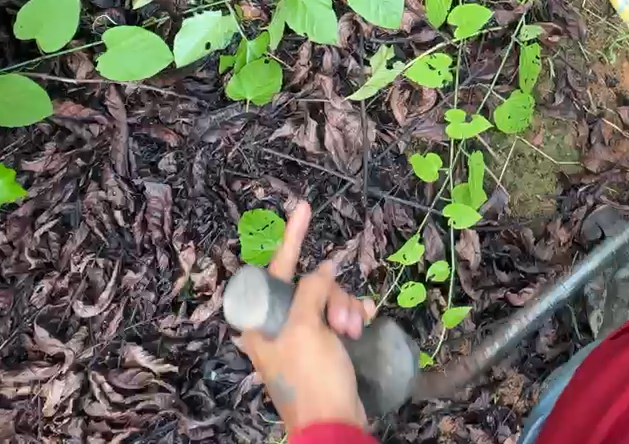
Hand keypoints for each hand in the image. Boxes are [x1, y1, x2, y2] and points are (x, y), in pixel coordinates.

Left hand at [234, 200, 376, 432]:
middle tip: (344, 319)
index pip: (275, 269)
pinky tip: (366, 320)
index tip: (304, 207)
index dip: (291, 237)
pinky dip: (354, 313)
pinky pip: (341, 315)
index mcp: (262, 323)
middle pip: (310, 285)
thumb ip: (312, 290)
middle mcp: (278, 326)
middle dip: (333, 294)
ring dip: (346, 308)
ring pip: (329, 299)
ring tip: (355, 329)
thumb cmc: (311, 378)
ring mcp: (303, 337)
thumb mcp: (306, 328)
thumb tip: (323, 270)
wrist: (333, 426)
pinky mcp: (324, 347)